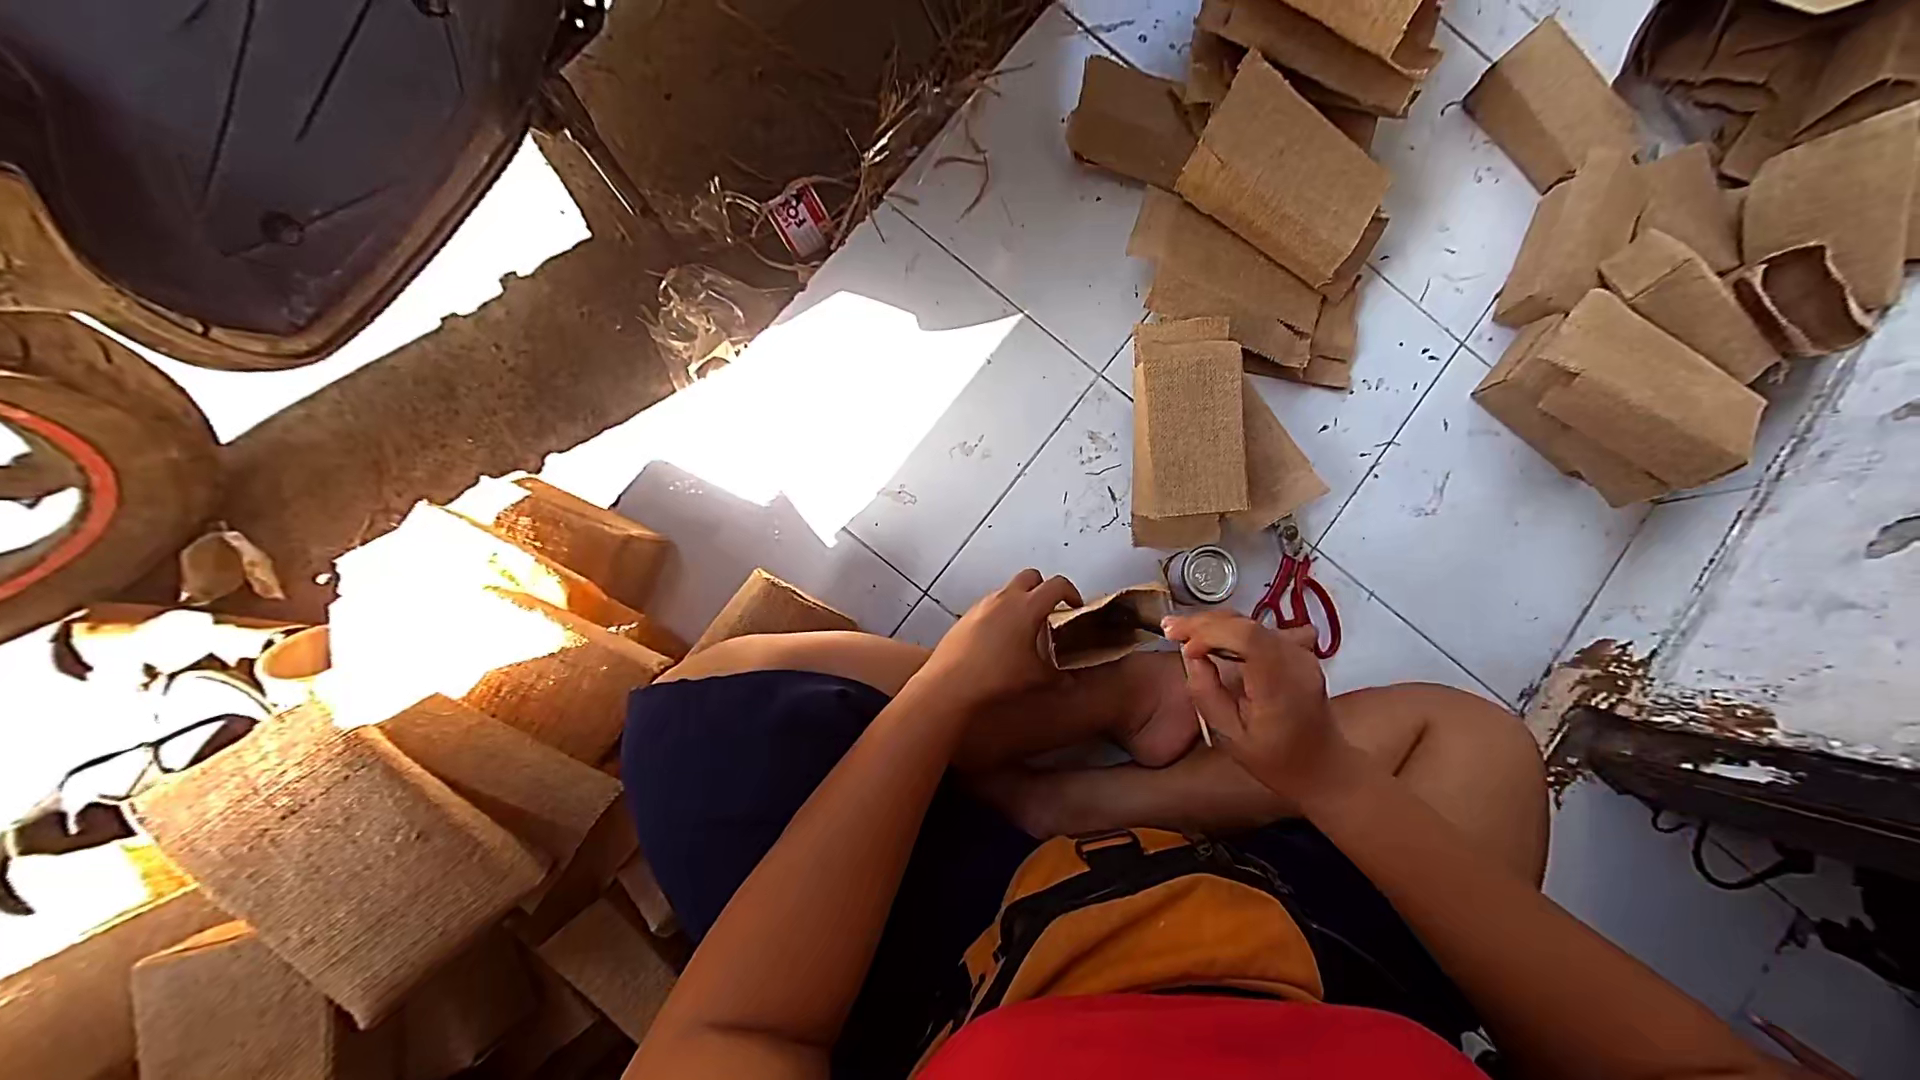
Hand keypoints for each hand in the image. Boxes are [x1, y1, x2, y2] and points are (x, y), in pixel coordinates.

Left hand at [917, 569, 1080, 710]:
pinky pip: (990, 605)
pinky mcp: (966, 616)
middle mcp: (1004, 598)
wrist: (949, 684)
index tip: (1075, 605)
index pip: (1057, 584)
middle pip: (1031, 576)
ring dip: (1020, 600)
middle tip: (1050, 610)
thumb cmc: (995, 677)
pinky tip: (1001, 639)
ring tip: (1025, 628)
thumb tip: (1068, 680)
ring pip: (1008, 590)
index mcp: (1027, 606)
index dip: (1071, 592)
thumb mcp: (1036, 678)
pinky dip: (1001, 613)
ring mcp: (982, 605)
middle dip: (1043, 588)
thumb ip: (1058, 676)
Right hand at [1162, 612, 1364, 808]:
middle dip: (1203, 624)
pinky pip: (1259, 629)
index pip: (1247, 638)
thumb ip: (1206, 694)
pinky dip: (1230, 628)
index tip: (1186, 649)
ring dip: (1213, 623)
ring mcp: (1301, 654)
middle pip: (1245, 624)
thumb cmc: (1276, 760)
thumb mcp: (1230, 737)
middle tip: (1170, 630)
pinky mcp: (1298, 651)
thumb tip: (1193, 657)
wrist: (1323, 765)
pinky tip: (1211, 634)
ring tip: (1182, 630)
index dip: (1210, 634)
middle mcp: (1296, 662)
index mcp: (1280, 686)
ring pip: (1250, 622)